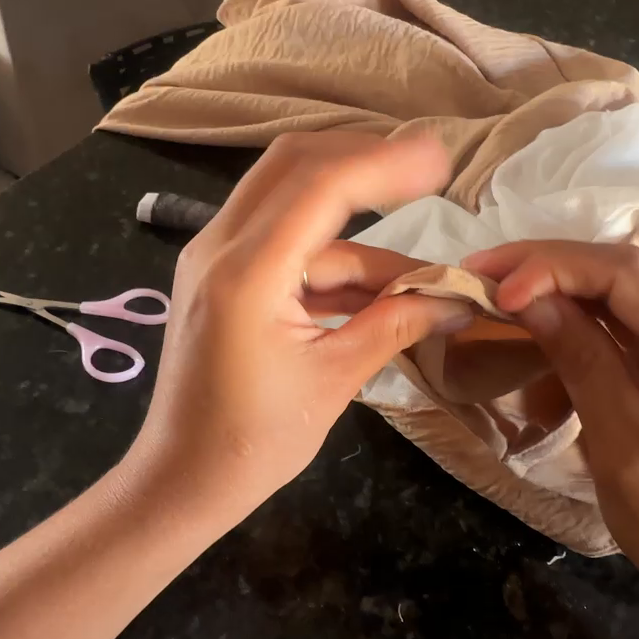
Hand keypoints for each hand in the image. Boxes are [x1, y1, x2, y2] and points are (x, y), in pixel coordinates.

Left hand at [124, 132, 473, 519]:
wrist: (180, 479)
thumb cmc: (253, 443)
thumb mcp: (336, 380)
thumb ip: (396, 324)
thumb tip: (458, 298)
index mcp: (246, 272)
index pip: (321, 184)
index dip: (387, 163)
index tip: (442, 163)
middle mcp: (220, 243)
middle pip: (297, 163)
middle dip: (366, 160)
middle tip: (427, 171)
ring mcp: (214, 252)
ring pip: (290, 195)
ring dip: (356, 216)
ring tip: (416, 252)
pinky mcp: (221, 269)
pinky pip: (283, 236)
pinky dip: (333, 250)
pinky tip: (380, 281)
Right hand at [464, 241, 638, 638]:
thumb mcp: (623, 449)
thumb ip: (581, 359)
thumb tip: (527, 295)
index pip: (628, 273)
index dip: (553, 267)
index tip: (494, 288)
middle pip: (631, 275)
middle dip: (551, 270)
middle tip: (482, 276)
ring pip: (634, 295)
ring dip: (567, 292)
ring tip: (504, 297)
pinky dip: (593, 323)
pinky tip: (553, 327)